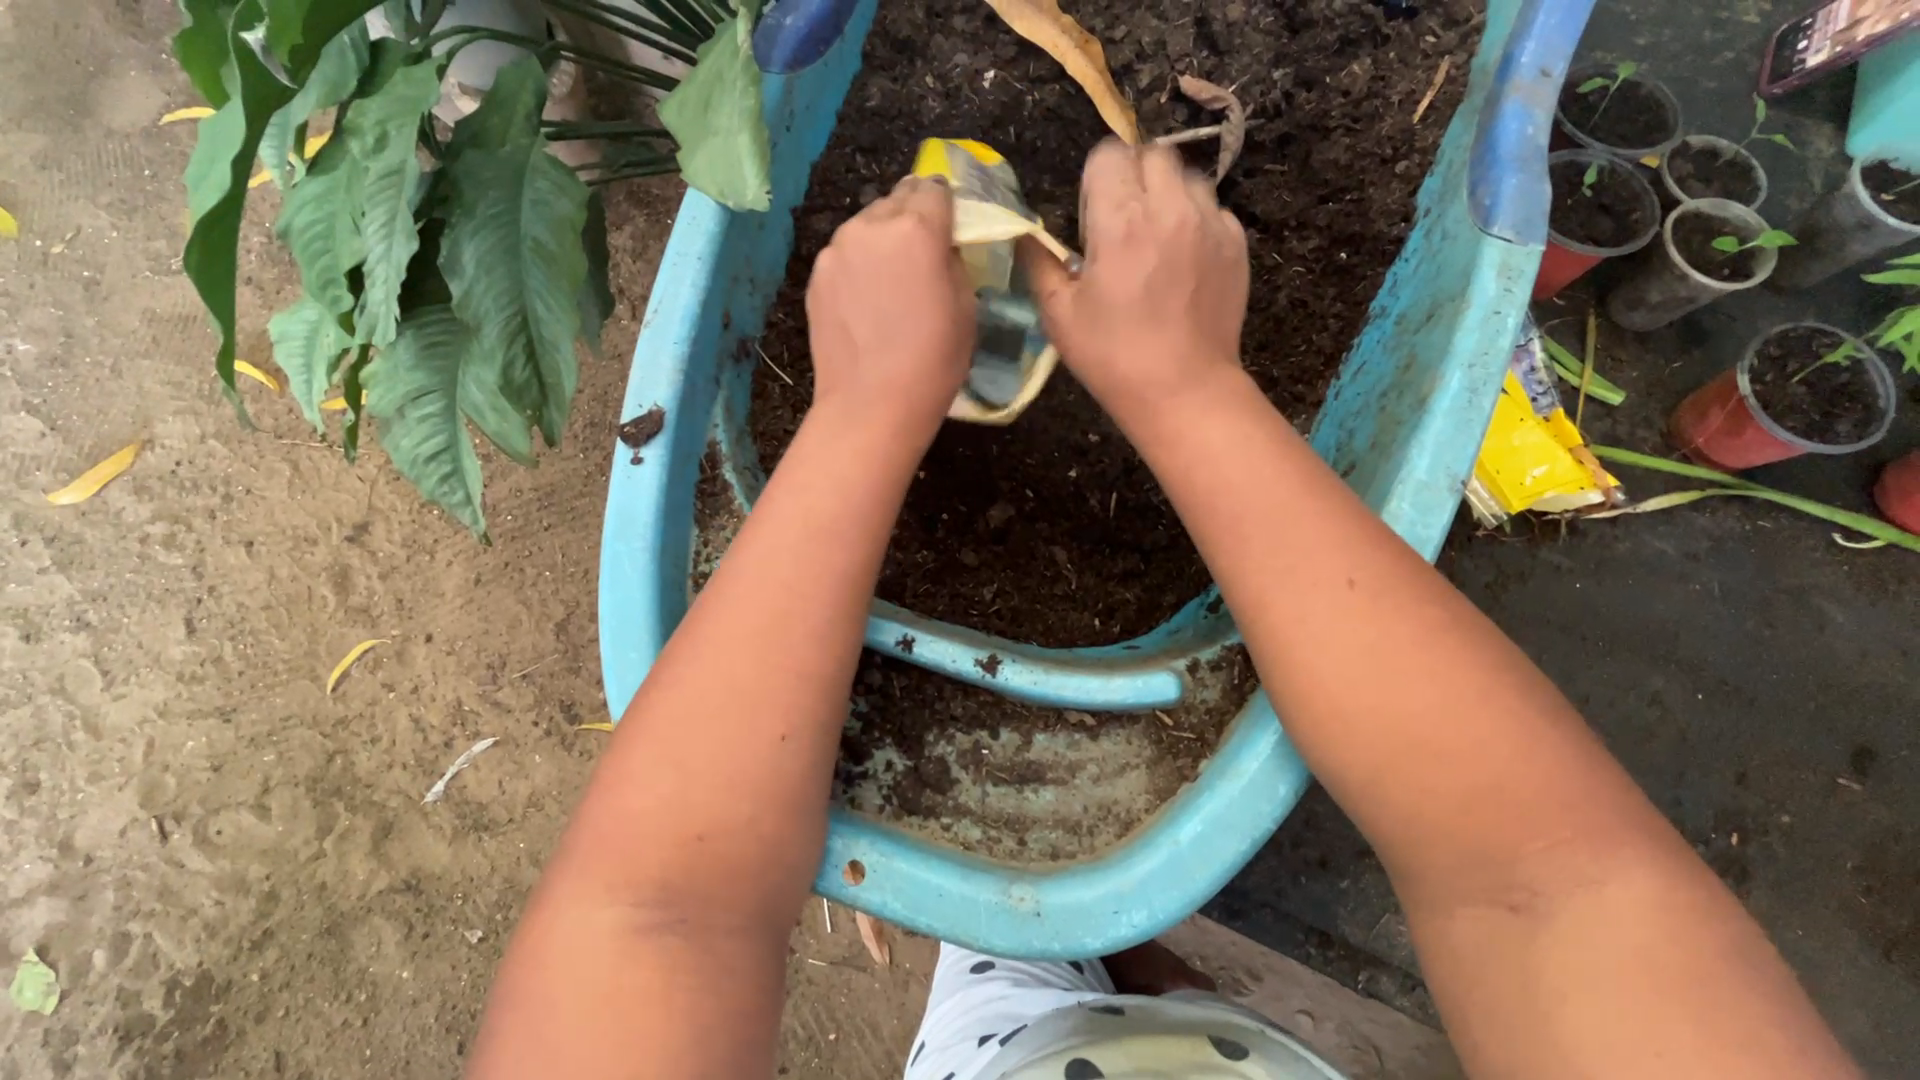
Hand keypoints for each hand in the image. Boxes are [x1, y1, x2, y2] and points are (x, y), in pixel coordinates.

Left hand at [805, 176, 975, 438]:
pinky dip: (858, 265)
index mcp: (917, 228)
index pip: (935, 188)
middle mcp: (871, 226)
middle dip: (911, 217)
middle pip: (896, 199)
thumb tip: (940, 245)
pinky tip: (866, 300)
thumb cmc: (933, 361)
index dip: (944, 205)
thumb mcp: (966, 306)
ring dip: (881, 239)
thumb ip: (953, 260)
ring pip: (866, 225)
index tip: (948, 225)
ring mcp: (836, 249)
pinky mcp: (816, 276)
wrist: (872, 404)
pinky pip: (844, 255)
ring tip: (890, 281)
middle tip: (921, 255)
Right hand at [1022, 140, 1249, 425]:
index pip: (1109, 155)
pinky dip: (1195, 221)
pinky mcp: (1236, 243)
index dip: (1096, 179)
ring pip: (1187, 177)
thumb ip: (1039, 262)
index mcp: (1121, 222)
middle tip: (1122, 223)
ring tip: (1156, 238)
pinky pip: (1213, 209)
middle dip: (1133, 177)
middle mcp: (1170, 209)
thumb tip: (1024, 233)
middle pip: (1152, 155)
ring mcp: (1210, 224)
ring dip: (1167, 195)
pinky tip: (1183, 261)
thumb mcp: (1059, 315)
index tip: (1092, 215)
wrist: (1183, 389)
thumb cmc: (1112, 357)